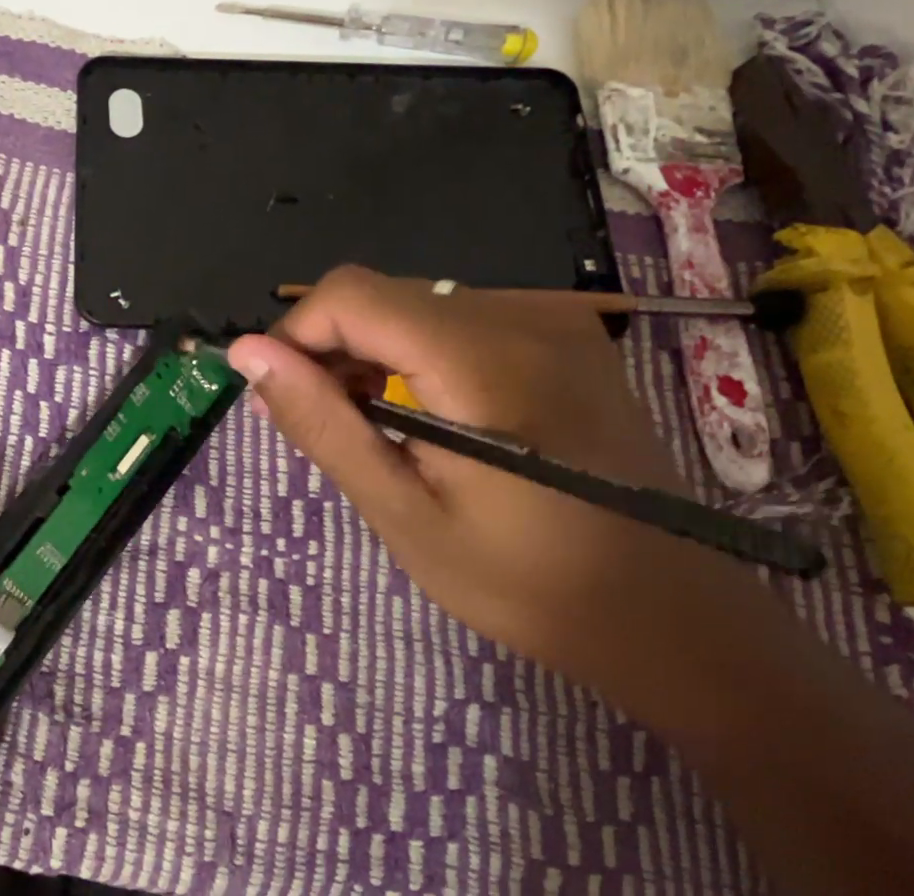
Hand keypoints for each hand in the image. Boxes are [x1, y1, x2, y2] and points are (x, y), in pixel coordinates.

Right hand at [225, 266, 757, 684]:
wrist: (667, 618)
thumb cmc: (523, 582)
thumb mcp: (401, 512)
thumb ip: (322, 423)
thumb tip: (246, 354)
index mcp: (483, 361)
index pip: (349, 295)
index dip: (294, 336)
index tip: (280, 401)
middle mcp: (523, 319)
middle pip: (381, 295)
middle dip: (328, 350)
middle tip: (325, 428)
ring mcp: (554, 326)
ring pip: (413, 306)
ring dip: (368, 356)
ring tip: (371, 430)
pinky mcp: (566, 343)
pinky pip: (458, 322)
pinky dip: (413, 358)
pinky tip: (422, 417)